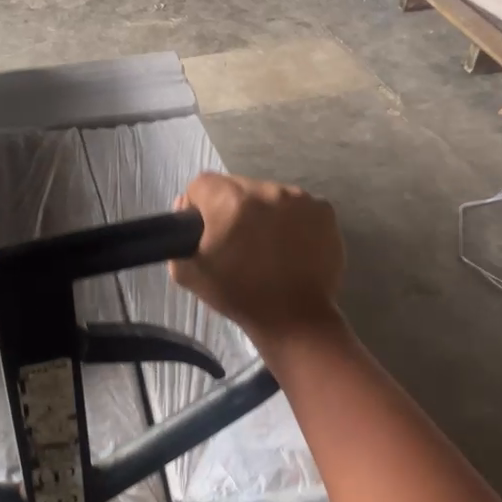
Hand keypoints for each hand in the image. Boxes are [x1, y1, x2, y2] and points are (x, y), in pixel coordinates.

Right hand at [172, 173, 345, 346]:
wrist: (293, 318)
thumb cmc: (237, 296)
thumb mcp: (188, 273)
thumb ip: (177, 238)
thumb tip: (186, 207)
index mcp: (230, 202)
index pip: (202, 183)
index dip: (196, 205)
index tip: (204, 229)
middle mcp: (266, 190)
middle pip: (237, 186)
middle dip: (230, 207)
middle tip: (235, 241)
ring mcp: (300, 198)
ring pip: (269, 194)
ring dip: (262, 212)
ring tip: (265, 245)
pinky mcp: (324, 210)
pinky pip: (297, 206)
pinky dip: (290, 220)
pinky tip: (288, 246)